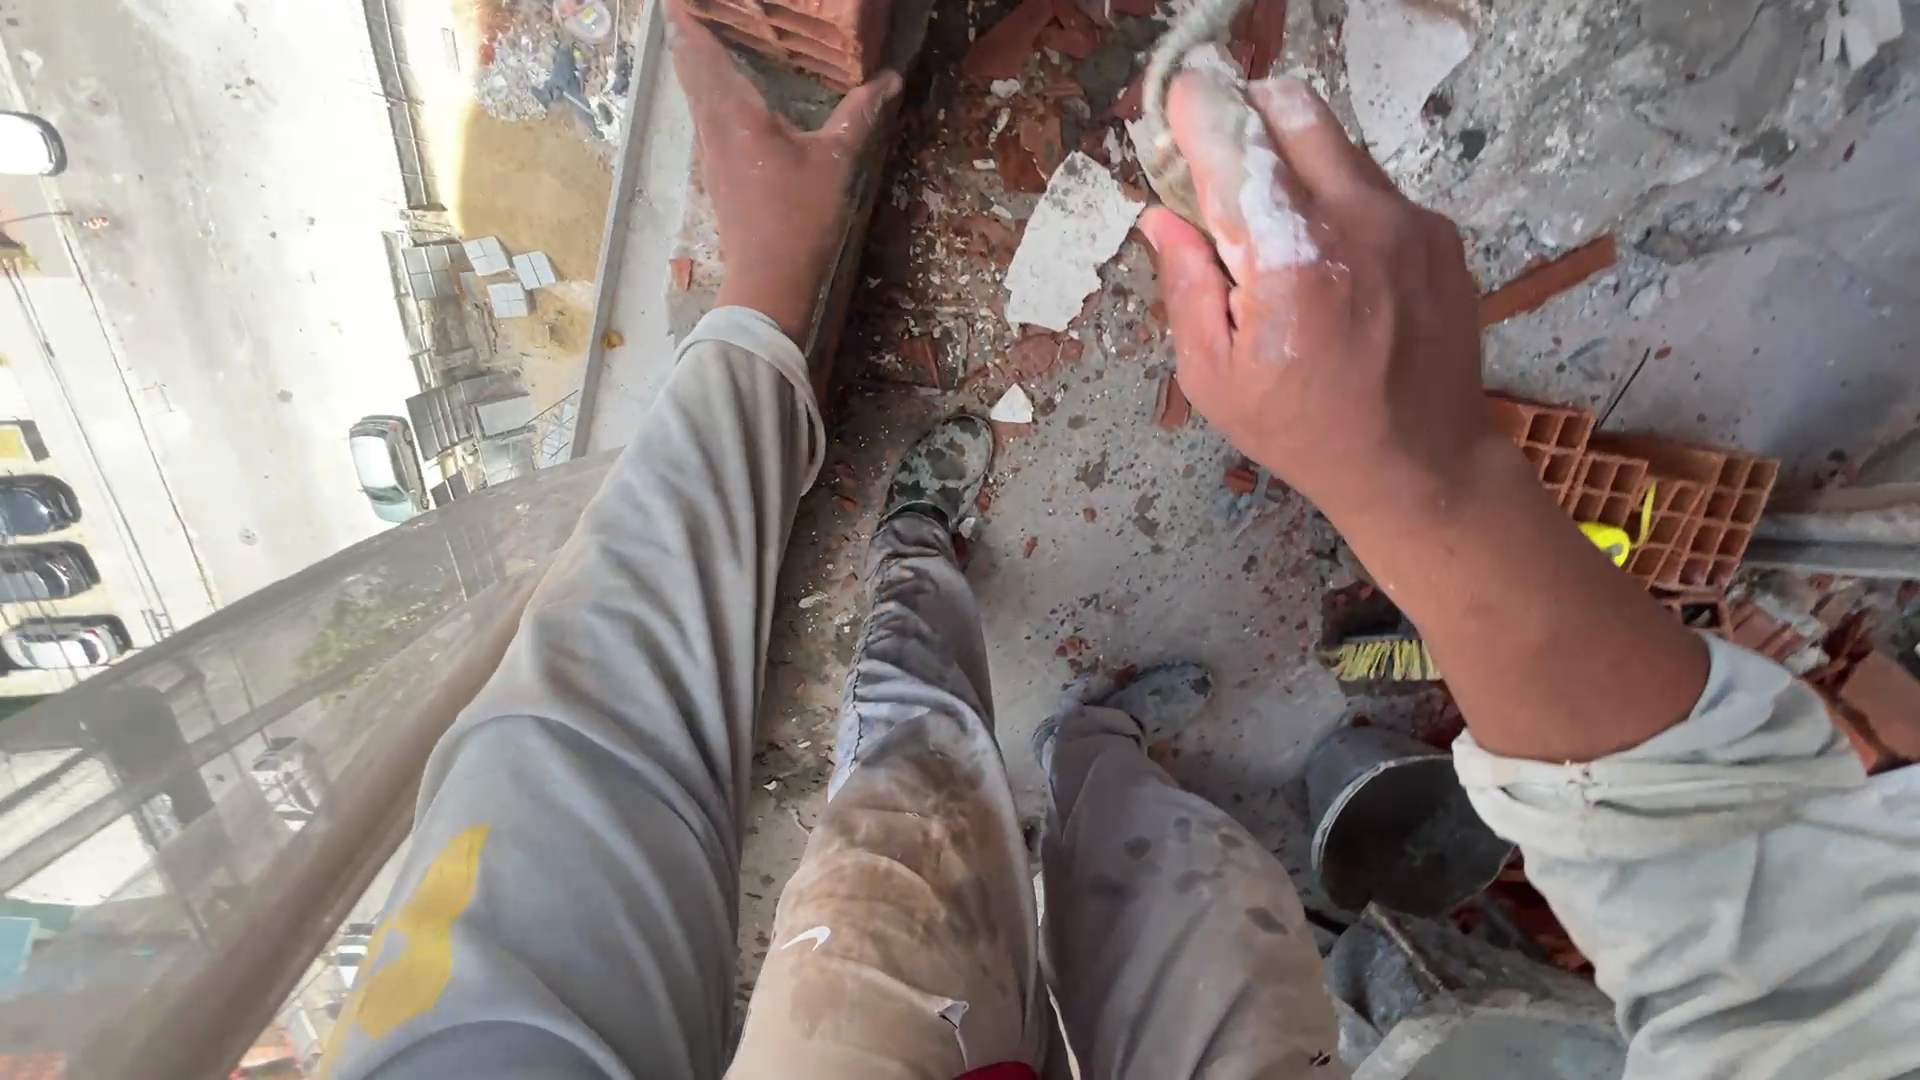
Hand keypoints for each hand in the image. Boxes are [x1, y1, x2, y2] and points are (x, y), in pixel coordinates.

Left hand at [667, 1, 901, 343]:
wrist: (770, 280)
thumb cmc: (802, 219)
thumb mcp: (837, 163)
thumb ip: (859, 115)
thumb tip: (890, 79)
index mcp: (736, 112)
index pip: (701, 46)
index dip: (690, 15)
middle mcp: (712, 125)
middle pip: (688, 64)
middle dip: (688, 31)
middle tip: (696, 7)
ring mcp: (709, 152)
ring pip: (693, 92)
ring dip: (693, 60)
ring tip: (704, 33)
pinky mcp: (715, 174)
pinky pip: (703, 117)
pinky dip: (705, 91)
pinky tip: (721, 94)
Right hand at [1139, 61, 1487, 521]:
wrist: (1416, 460)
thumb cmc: (1298, 429)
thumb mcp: (1212, 378)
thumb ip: (1186, 288)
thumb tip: (1163, 219)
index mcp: (1288, 262)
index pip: (1236, 151)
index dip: (1200, 114)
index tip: (1179, 95)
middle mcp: (1357, 220)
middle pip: (1296, 112)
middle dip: (1249, 114)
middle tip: (1221, 151)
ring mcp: (1409, 220)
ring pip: (1338, 145)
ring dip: (1292, 159)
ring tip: (1271, 221)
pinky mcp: (1439, 232)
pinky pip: (1372, 187)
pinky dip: (1334, 197)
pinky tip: (1326, 257)